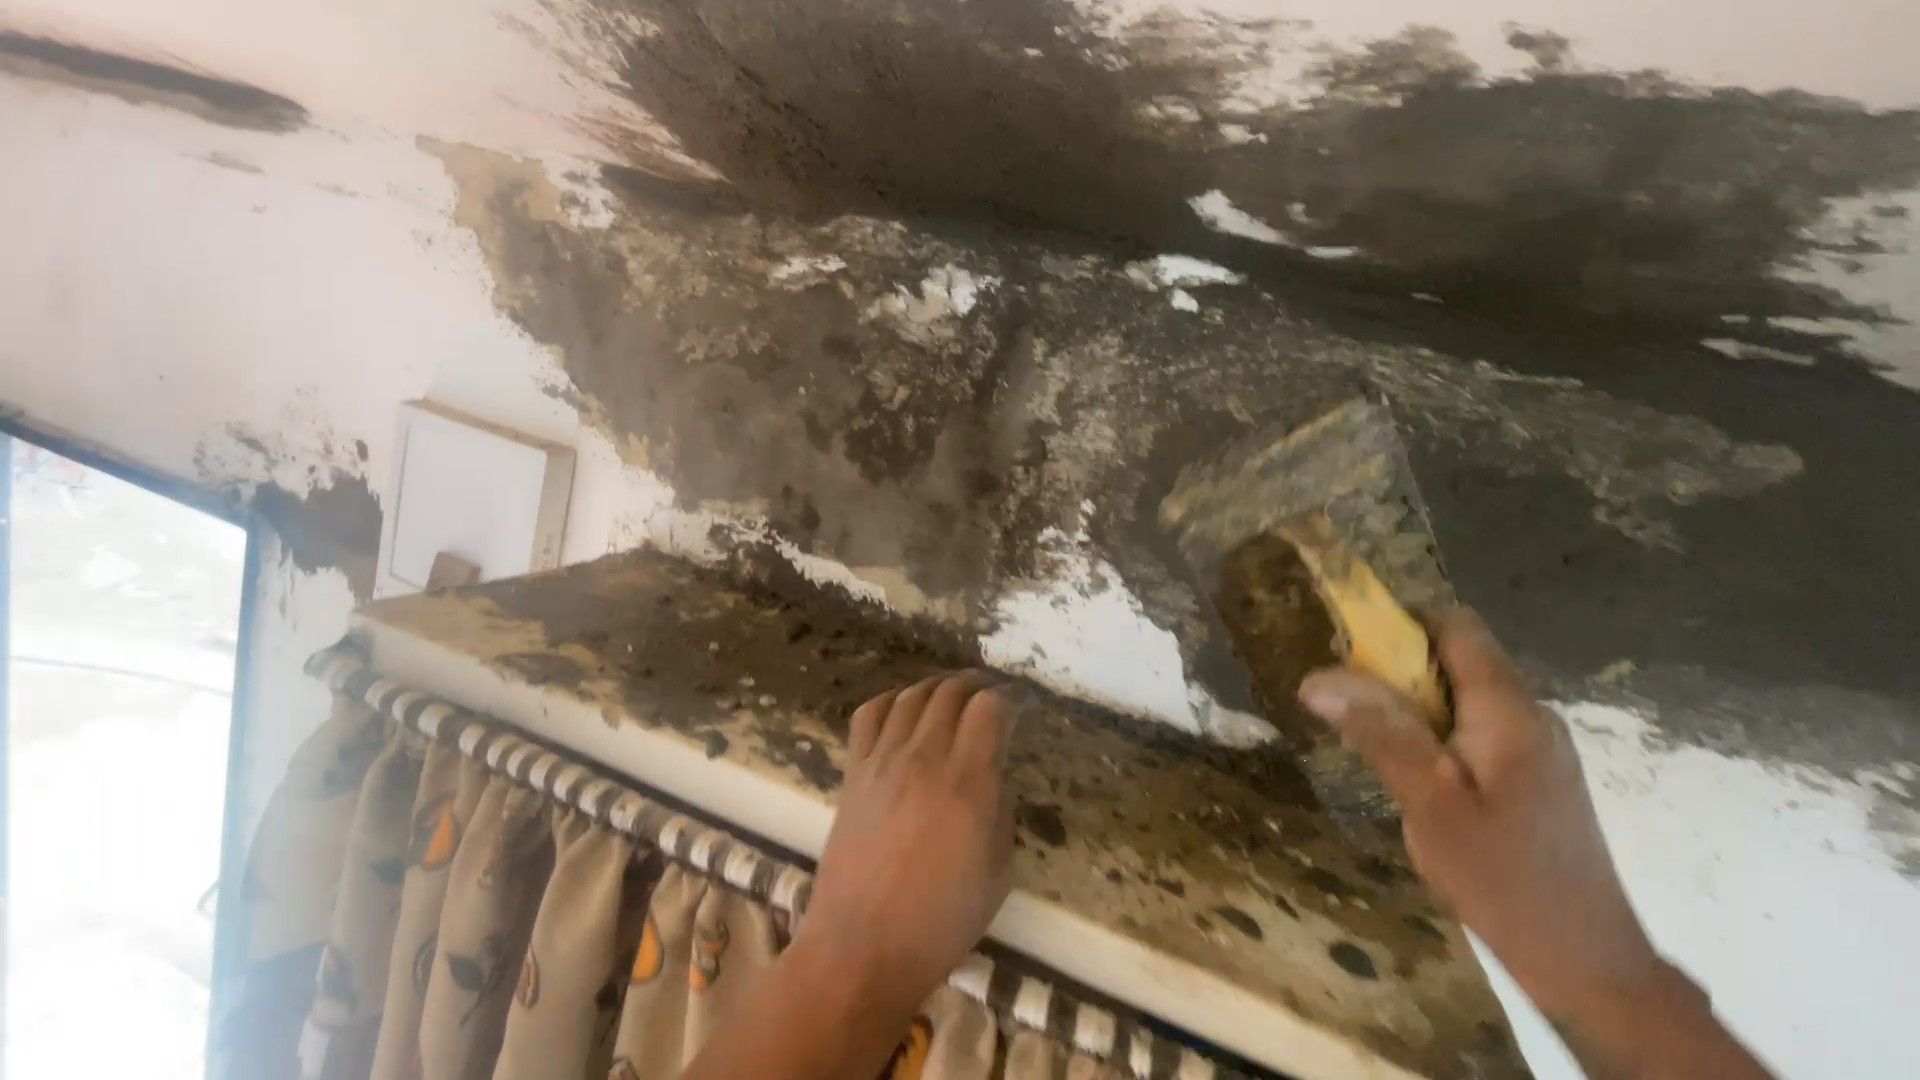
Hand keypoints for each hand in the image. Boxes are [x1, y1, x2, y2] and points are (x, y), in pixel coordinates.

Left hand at [797, 672, 1015, 1012]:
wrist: (861, 948)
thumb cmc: (941, 921)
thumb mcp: (999, 870)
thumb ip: (1000, 809)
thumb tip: (992, 772)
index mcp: (967, 782)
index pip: (991, 707)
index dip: (1010, 697)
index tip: (1021, 704)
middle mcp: (924, 758)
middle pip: (951, 692)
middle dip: (977, 684)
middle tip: (991, 694)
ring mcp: (882, 762)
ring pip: (911, 696)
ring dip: (937, 687)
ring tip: (953, 695)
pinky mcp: (853, 773)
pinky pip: (868, 715)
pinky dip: (891, 699)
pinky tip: (903, 707)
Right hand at [1297, 610, 1662, 1017]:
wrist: (1586, 961)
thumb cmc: (1503, 878)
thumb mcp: (1428, 803)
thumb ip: (1379, 733)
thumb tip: (1317, 678)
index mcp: (1508, 711)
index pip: (1456, 627)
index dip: (1400, 624)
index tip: (1347, 651)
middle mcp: (1530, 715)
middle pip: (1456, 660)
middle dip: (1396, 671)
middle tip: (1346, 708)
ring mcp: (1537, 748)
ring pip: (1463, 697)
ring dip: (1412, 707)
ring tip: (1371, 745)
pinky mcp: (1535, 777)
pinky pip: (1475, 730)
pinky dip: (1435, 735)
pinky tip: (1413, 779)